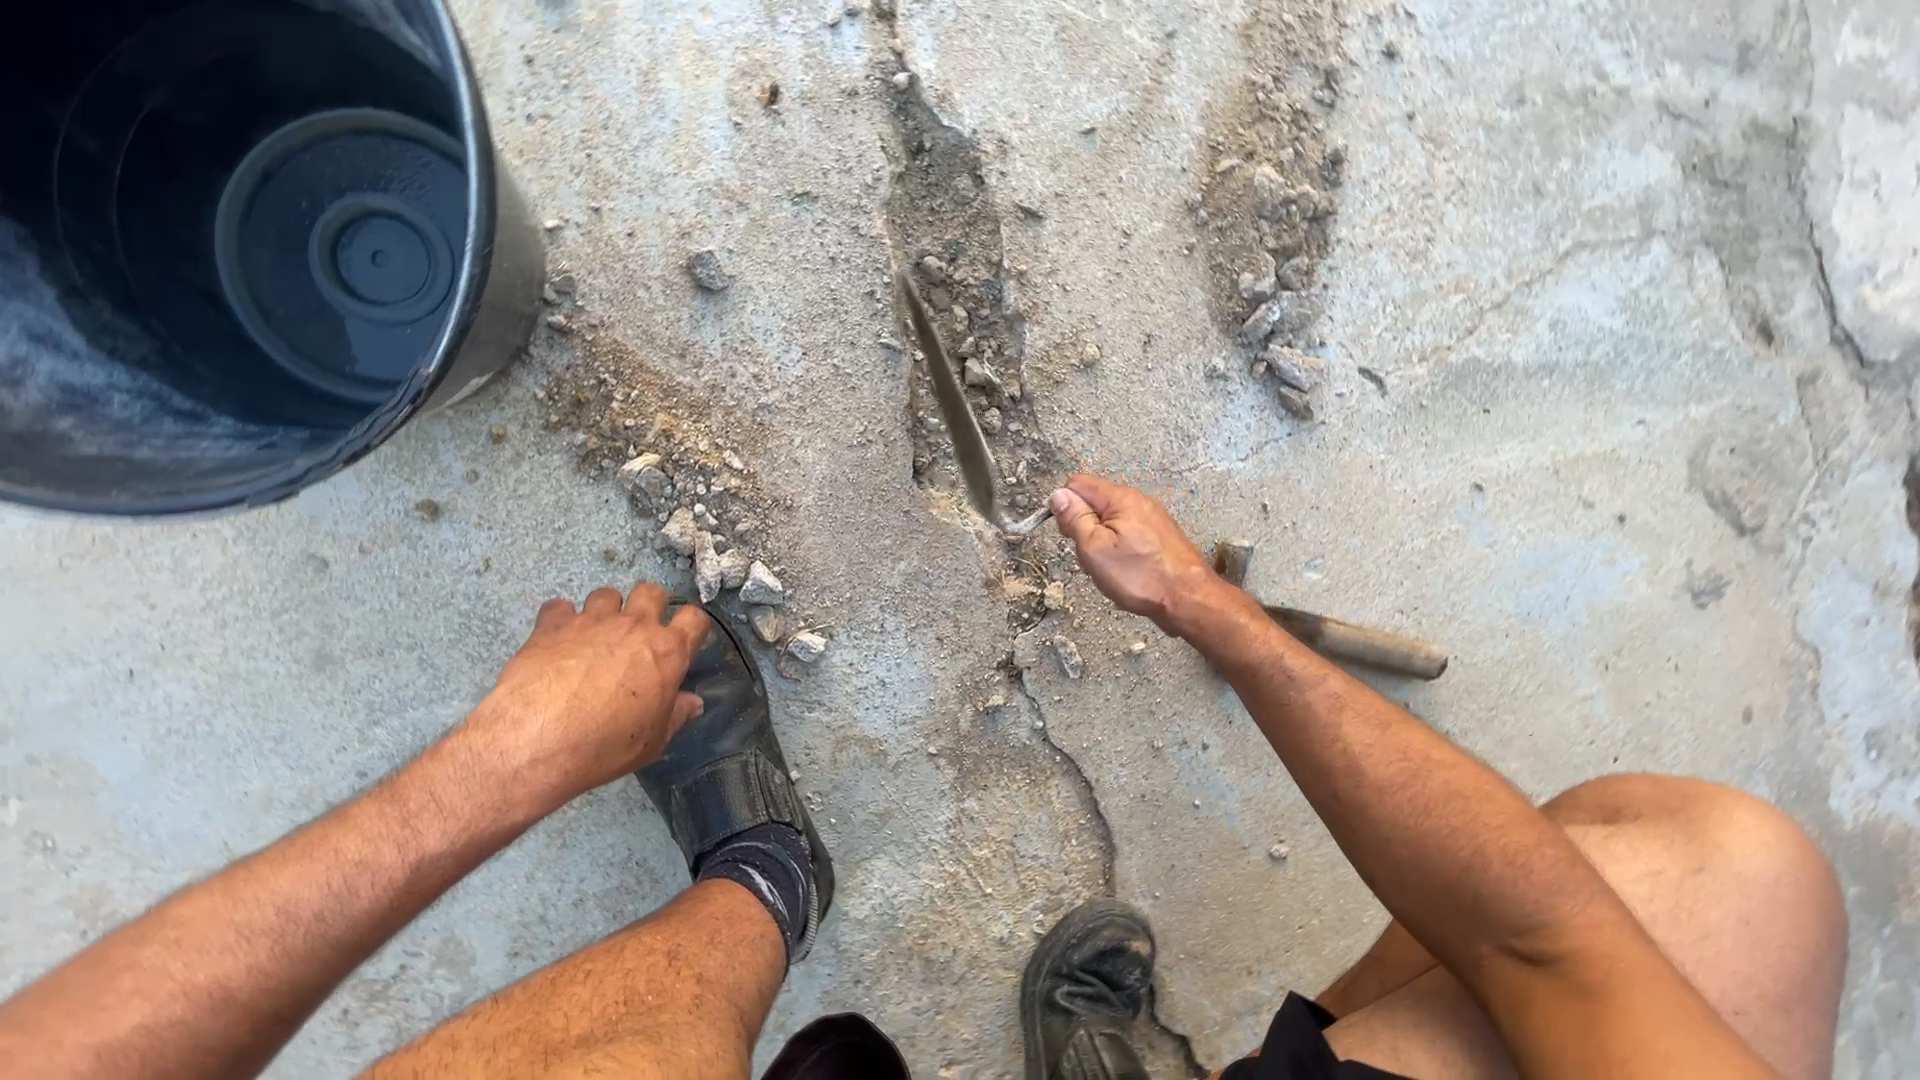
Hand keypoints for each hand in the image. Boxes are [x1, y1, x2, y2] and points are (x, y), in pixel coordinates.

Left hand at [455, 584, 709, 815]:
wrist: (540, 740)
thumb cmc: (607, 746)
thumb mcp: (653, 742)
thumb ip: (676, 715)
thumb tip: (693, 703)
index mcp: (668, 652)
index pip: (695, 619)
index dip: (692, 626)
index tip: (684, 639)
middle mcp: (635, 626)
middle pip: (652, 592)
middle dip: (650, 604)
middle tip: (640, 629)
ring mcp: (593, 621)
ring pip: (607, 594)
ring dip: (606, 610)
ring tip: (595, 634)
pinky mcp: (553, 624)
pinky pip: (559, 607)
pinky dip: (560, 619)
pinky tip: (556, 639)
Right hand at [1050, 474, 1227, 632]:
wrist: (1189, 598)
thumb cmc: (1142, 576)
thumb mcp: (1094, 548)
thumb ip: (1075, 519)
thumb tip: (1058, 495)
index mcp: (1120, 498)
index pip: (1077, 484)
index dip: (1066, 508)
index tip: (1071, 534)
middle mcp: (1139, 501)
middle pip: (1095, 503)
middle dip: (1086, 528)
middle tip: (1093, 556)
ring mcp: (1152, 518)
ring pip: (1111, 521)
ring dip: (1103, 542)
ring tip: (1112, 567)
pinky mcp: (1160, 535)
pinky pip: (1129, 534)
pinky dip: (1121, 550)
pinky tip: (1128, 570)